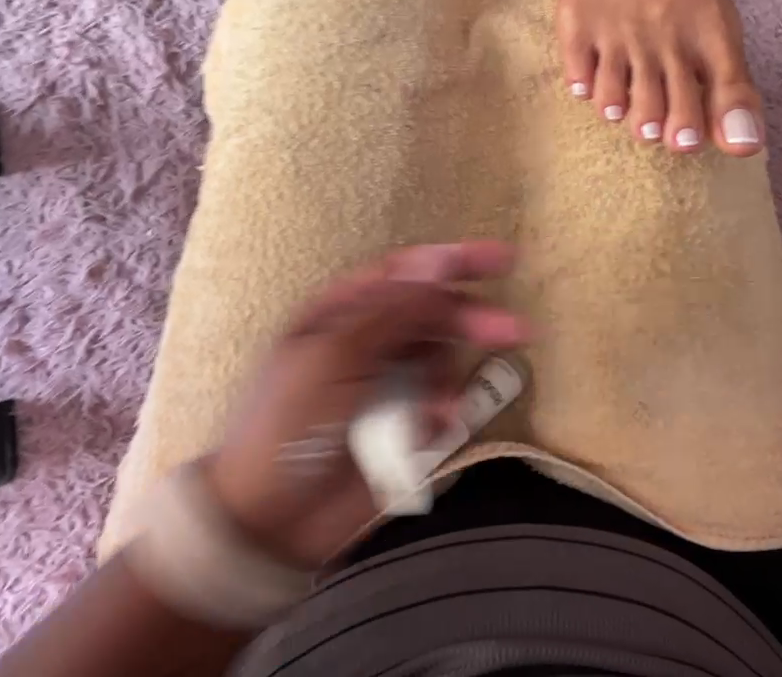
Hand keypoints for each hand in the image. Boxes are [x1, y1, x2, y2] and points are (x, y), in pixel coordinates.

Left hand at [202, 243, 529, 569]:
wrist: (270, 521)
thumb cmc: (289, 426)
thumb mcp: (336, 355)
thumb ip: (394, 308)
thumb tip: (439, 259)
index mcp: (342, 313)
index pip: (407, 271)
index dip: (454, 260)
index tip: (503, 259)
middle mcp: (369, 340)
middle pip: (434, 312)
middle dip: (470, 318)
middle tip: (511, 330)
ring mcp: (388, 383)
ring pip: (442, 358)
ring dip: (449, 375)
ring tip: (440, 405)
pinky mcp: (403, 425)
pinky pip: (441, 404)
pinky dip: (445, 411)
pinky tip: (434, 427)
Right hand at [556, 0, 764, 155]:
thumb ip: (720, 66)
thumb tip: (737, 134)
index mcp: (709, 29)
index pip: (719, 101)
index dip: (710, 130)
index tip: (693, 141)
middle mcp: (664, 36)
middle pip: (661, 111)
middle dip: (660, 128)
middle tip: (653, 126)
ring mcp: (617, 27)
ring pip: (617, 100)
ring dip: (621, 110)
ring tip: (620, 106)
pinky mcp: (577, 12)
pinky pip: (578, 71)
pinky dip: (585, 85)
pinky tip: (590, 82)